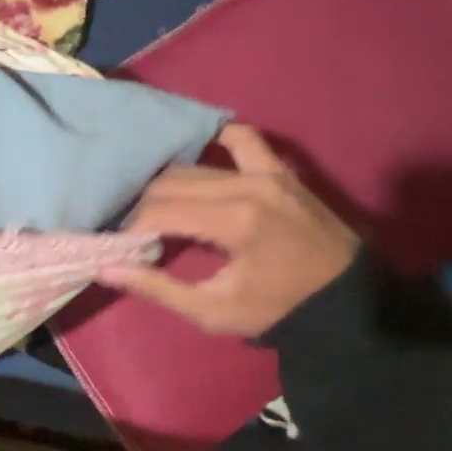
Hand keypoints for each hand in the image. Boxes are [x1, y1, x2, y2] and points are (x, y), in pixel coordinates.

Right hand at [100, 124, 358, 336]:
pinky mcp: (281, 170)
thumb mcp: (212, 311)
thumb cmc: (277, 310)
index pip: (159, 212)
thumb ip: (156, 287)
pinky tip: (195, 148)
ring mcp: (267, 172)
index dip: (131, 229)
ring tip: (156, 209)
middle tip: (136, 234)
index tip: (120, 248)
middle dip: (143, 208)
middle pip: (171, 183)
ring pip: (195, 166)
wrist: (346, 302)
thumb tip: (104, 269)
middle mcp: (247, 186)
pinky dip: (215, 140)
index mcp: (233, 221)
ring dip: (167, 184)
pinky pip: (243, 139)